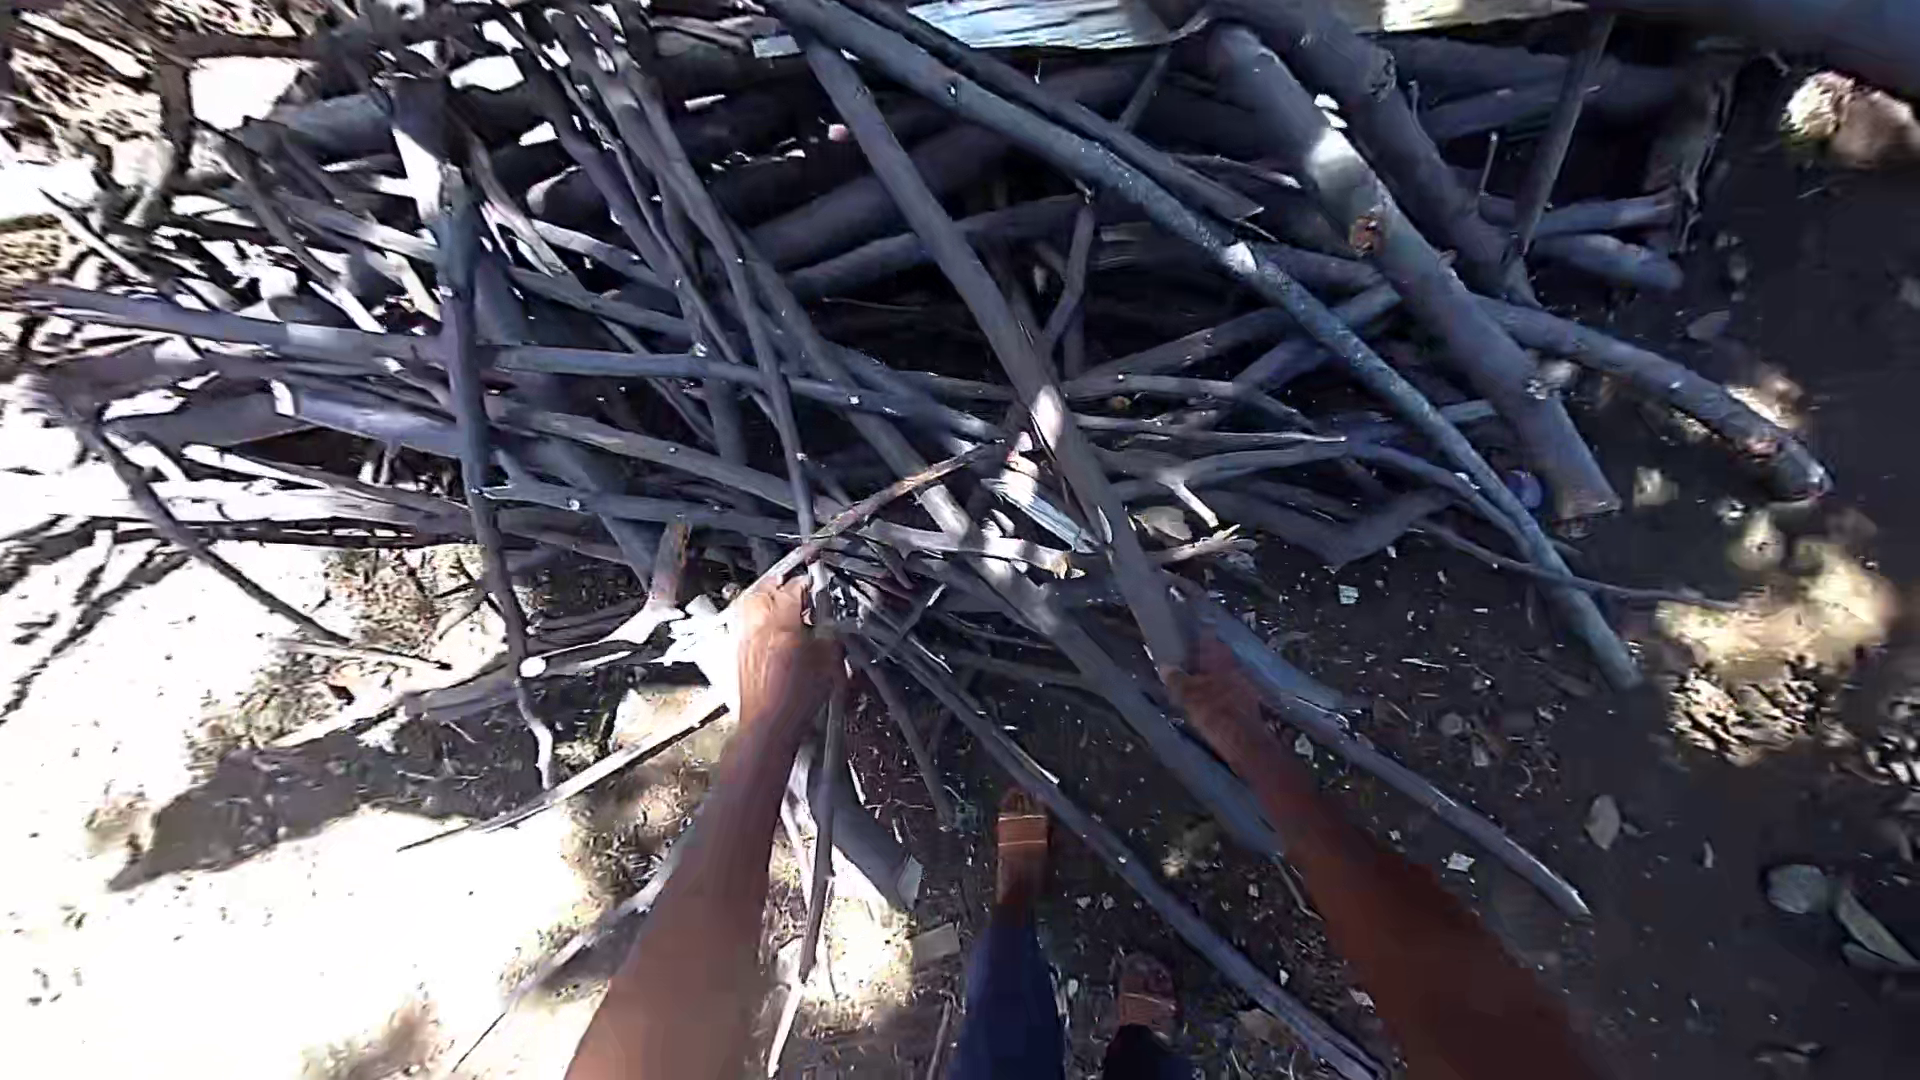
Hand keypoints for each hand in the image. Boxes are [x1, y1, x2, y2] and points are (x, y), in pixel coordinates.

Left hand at [735, 578, 840, 729]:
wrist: (768, 725)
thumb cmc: (798, 698)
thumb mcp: (828, 663)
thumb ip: (828, 636)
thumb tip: (828, 624)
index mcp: (782, 625)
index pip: (792, 590)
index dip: (805, 583)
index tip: (814, 583)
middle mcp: (757, 627)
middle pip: (762, 590)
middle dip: (779, 583)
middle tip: (793, 586)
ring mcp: (742, 638)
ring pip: (747, 603)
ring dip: (762, 596)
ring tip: (776, 598)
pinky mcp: (735, 651)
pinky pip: (741, 621)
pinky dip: (752, 615)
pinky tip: (762, 621)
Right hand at [1163, 632, 1268, 762]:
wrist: (1245, 744)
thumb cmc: (1215, 714)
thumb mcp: (1188, 695)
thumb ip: (1176, 679)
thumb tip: (1165, 667)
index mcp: (1221, 663)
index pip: (1212, 642)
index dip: (1200, 638)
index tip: (1188, 639)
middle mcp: (1236, 672)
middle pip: (1219, 659)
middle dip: (1204, 661)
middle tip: (1187, 664)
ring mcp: (1245, 690)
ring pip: (1225, 677)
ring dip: (1211, 679)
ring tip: (1194, 686)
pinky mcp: (1248, 707)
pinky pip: (1229, 693)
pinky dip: (1218, 695)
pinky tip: (1208, 705)